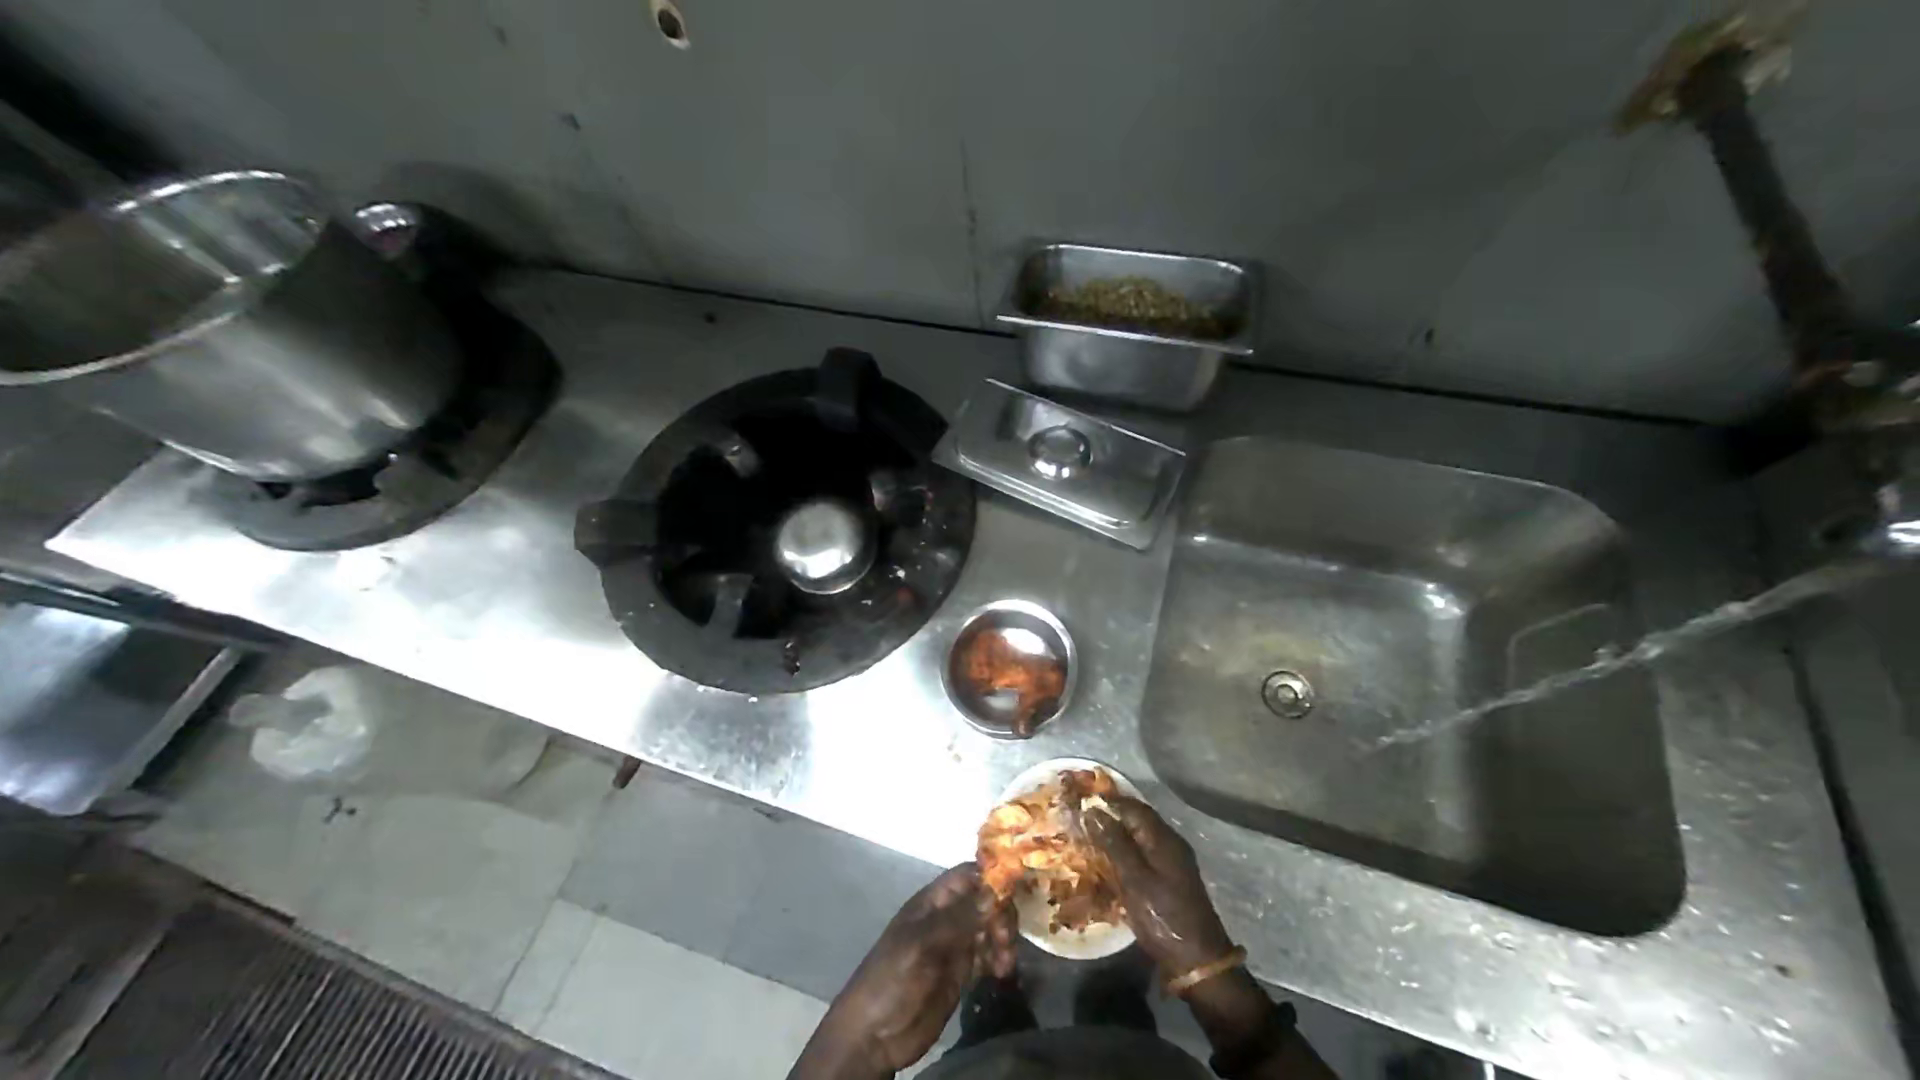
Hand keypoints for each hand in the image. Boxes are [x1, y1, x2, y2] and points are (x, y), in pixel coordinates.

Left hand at [790, 864, 1015, 1079]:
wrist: (873, 1034)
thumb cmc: (891, 978)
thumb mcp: (921, 944)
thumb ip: (958, 919)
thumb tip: (994, 892)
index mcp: (933, 902)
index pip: (967, 876)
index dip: (990, 877)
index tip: (1013, 892)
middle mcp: (946, 917)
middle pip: (984, 900)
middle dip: (1000, 914)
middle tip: (1005, 939)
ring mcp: (954, 944)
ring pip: (989, 927)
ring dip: (1003, 938)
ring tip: (1004, 963)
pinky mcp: (960, 971)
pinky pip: (987, 953)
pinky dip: (999, 958)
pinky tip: (1001, 972)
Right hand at [1079, 796, 1235, 976]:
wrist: (1197, 961)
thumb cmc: (1163, 917)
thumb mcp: (1134, 879)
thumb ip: (1114, 843)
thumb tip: (1093, 810)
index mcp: (1164, 839)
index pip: (1133, 807)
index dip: (1108, 801)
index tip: (1081, 801)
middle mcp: (1170, 844)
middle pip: (1137, 820)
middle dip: (1110, 817)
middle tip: (1080, 821)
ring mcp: (1172, 862)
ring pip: (1139, 837)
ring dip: (1116, 835)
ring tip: (1089, 839)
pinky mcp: (1169, 879)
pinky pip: (1143, 854)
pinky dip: (1124, 853)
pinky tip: (1108, 862)